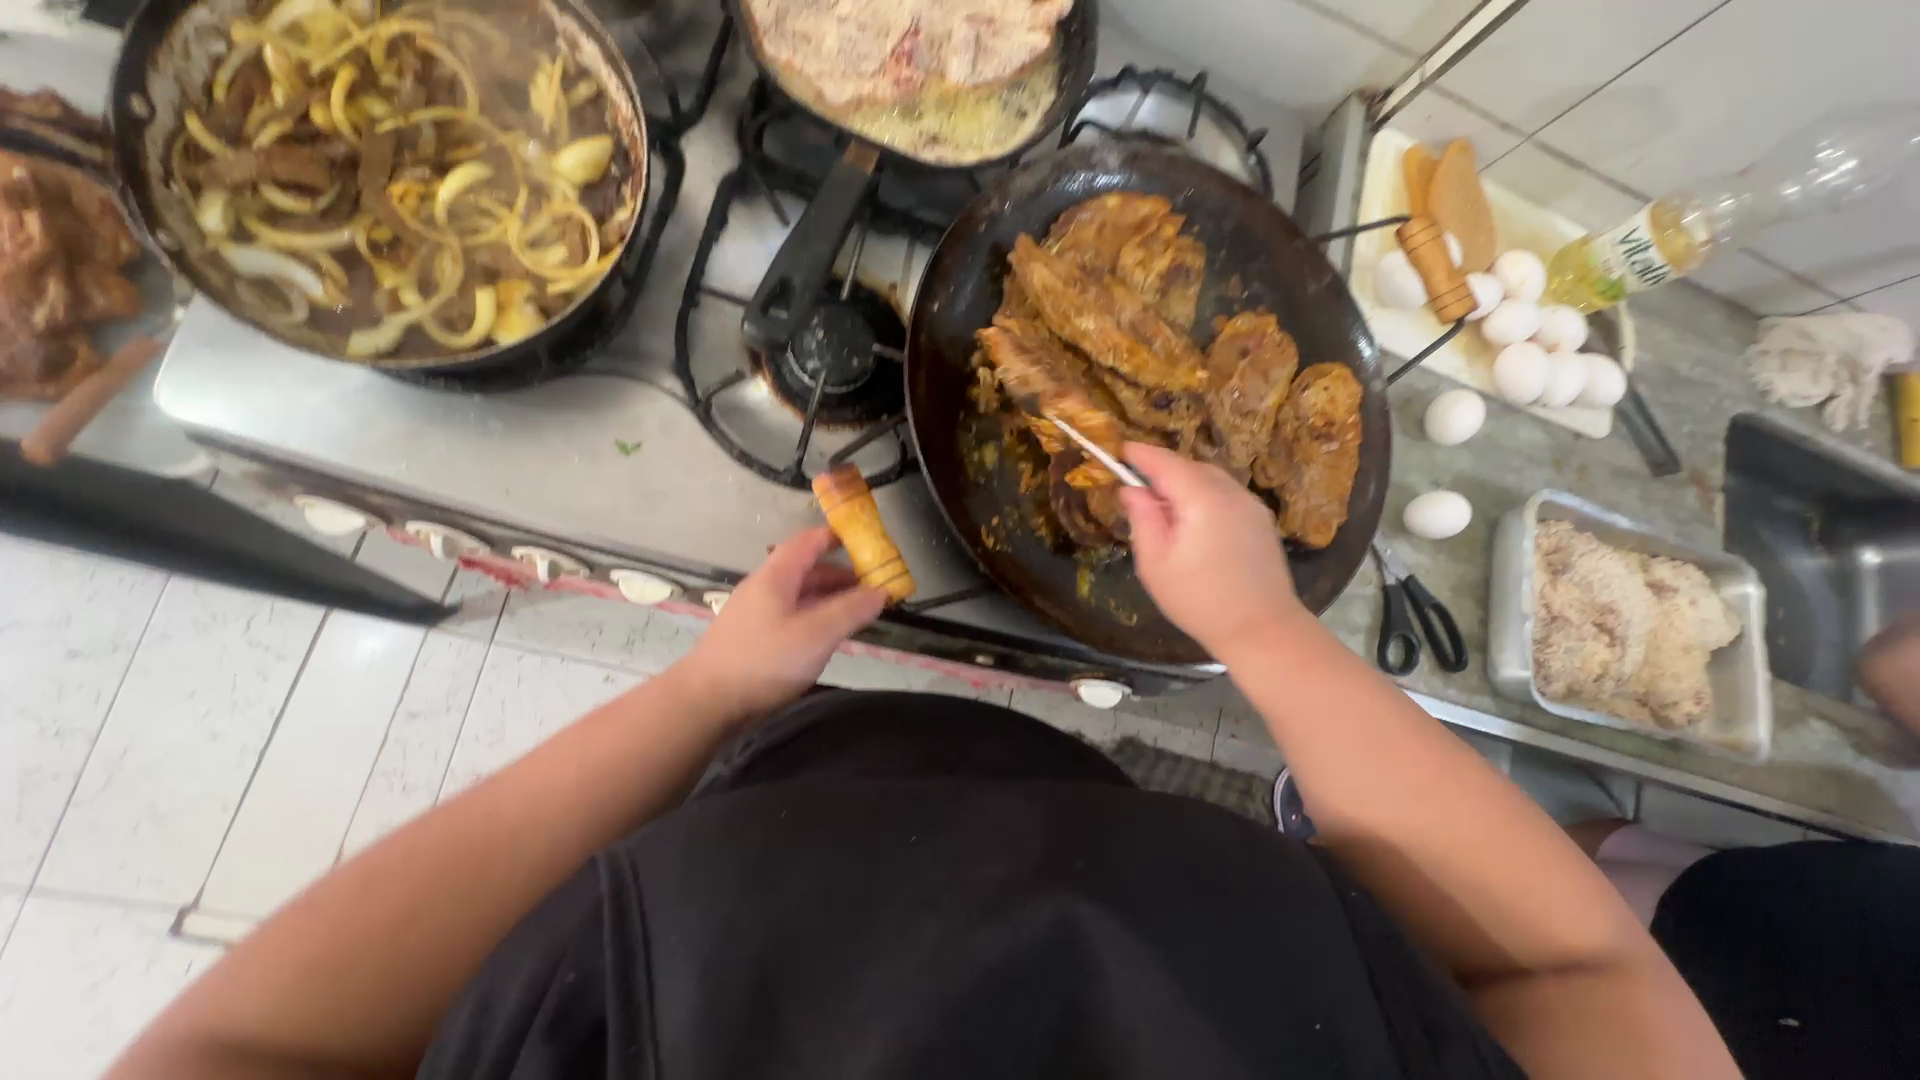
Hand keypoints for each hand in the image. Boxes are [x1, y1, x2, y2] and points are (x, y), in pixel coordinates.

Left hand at [679, 526, 887, 722]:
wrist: (706, 702)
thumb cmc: (764, 661)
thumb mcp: (816, 635)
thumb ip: (850, 611)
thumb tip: (881, 591)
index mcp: (776, 577)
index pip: (807, 541)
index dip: (835, 537)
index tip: (865, 542)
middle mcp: (763, 589)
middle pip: (804, 569)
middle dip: (839, 575)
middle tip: (870, 588)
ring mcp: (754, 614)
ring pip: (797, 595)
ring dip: (827, 599)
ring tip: (854, 614)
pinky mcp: (751, 638)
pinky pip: (789, 616)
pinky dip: (813, 618)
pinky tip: (824, 638)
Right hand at [1119, 442, 1307, 657]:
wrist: (1261, 629)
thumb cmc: (1199, 600)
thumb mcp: (1155, 563)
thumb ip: (1142, 518)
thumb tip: (1132, 490)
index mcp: (1202, 498)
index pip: (1165, 462)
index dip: (1140, 454)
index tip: (1118, 450)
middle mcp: (1231, 492)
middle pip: (1190, 467)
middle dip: (1162, 471)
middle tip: (1137, 491)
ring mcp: (1251, 505)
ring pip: (1210, 479)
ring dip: (1184, 485)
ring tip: (1164, 512)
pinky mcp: (1261, 521)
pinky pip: (1226, 495)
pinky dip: (1204, 497)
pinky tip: (1194, 526)